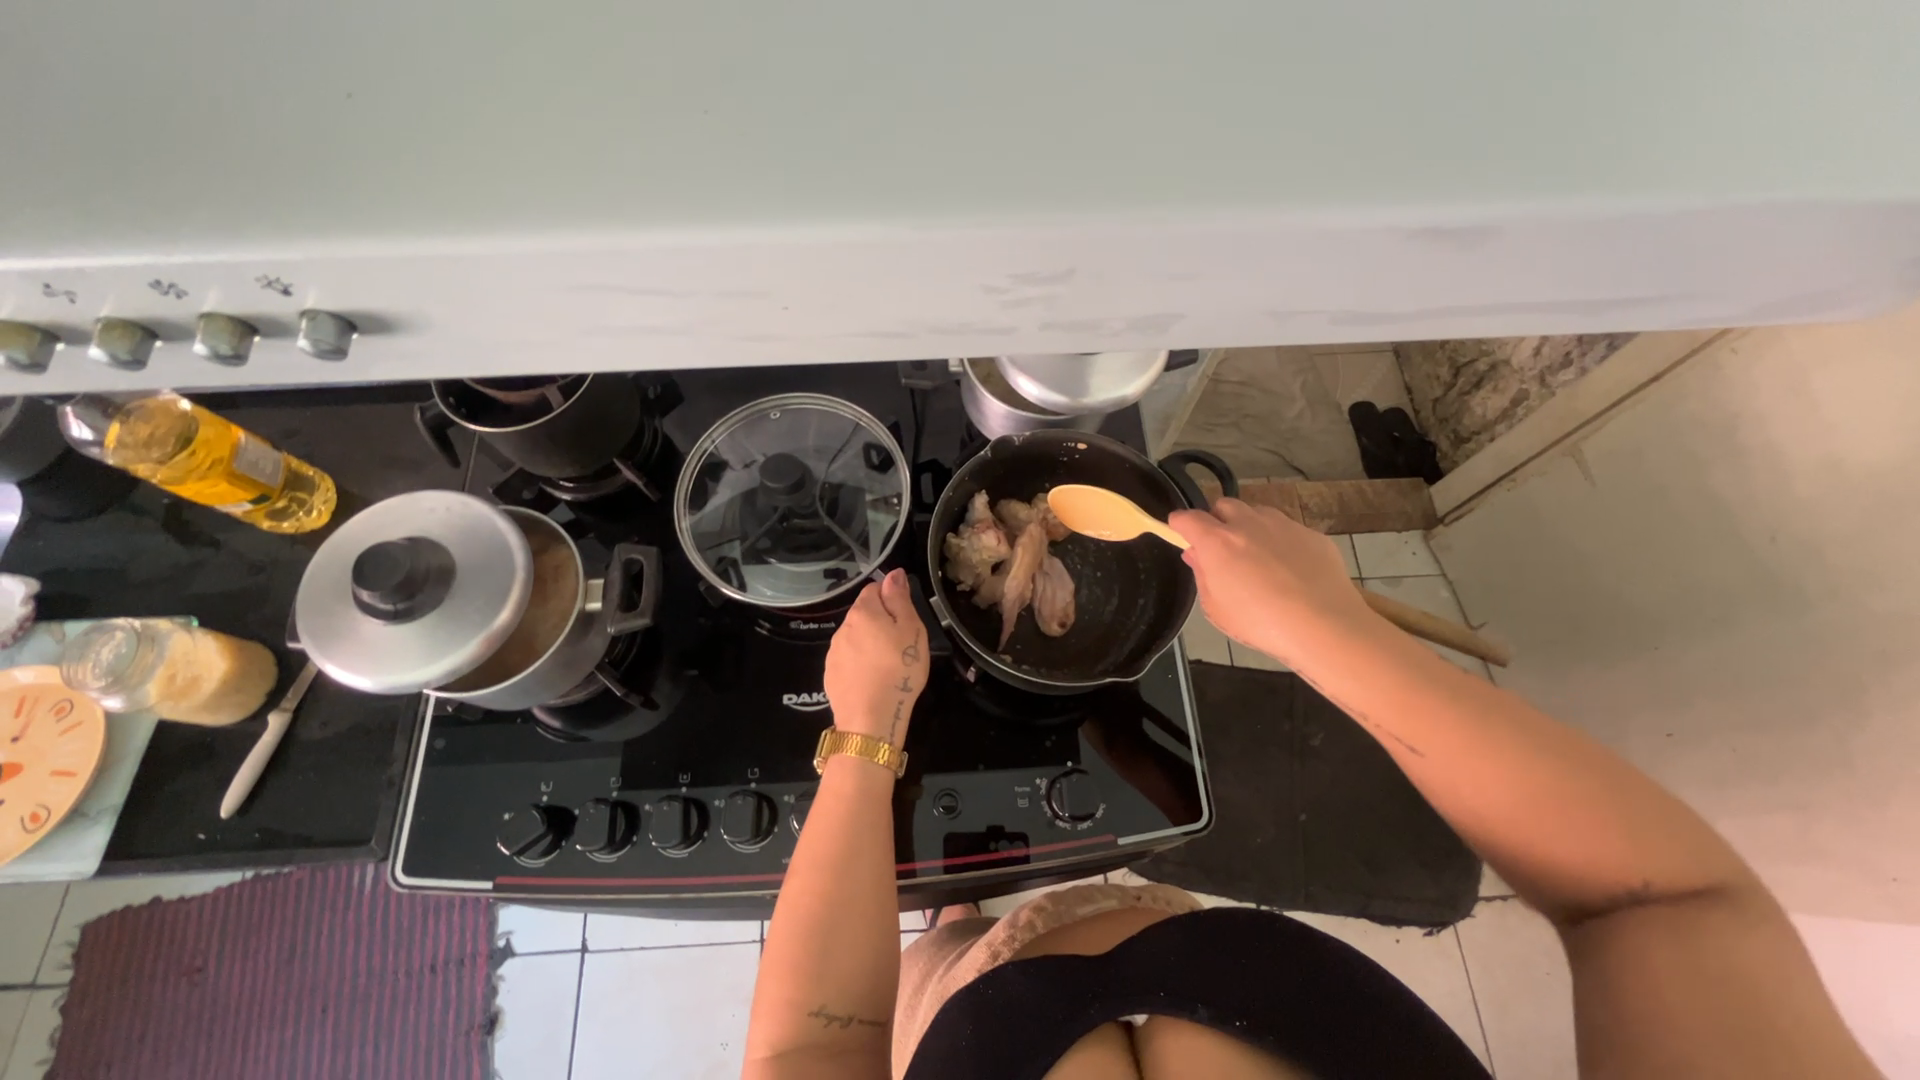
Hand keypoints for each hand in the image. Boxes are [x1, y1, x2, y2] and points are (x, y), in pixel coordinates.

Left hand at [823, 569, 928, 745]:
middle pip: (863, 614)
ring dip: (868, 643)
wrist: (870, 718)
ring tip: (887, 664)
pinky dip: (859, 664)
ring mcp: (833, 653)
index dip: (891, 598)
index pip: (874, 589)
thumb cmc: (899, 669)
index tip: (905, 618)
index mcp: (863, 612)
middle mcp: (843, 628)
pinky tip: (872, 679)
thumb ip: (900, 599)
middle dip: (880, 622)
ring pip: (854, 638)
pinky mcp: (831, 675)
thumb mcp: (911, 630)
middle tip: (901, 644)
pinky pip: (848, 660)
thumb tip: (893, 573)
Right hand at [1168, 498, 1376, 662]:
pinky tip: (1290, 570)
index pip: (1188, 517)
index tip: (1180, 533)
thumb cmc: (1260, 623)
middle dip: (1218, 520)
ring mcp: (1283, 525)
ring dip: (1250, 527)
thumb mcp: (1216, 608)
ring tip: (1258, 557)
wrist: (1323, 625)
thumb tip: (1196, 554)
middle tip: (1222, 548)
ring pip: (1257, 513)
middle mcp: (1248, 523)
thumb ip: (1202, 575)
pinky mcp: (1311, 534)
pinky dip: (1281, 541)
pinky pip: (1288, 529)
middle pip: (1224, 505)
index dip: (1180, 524)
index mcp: (1217, 542)